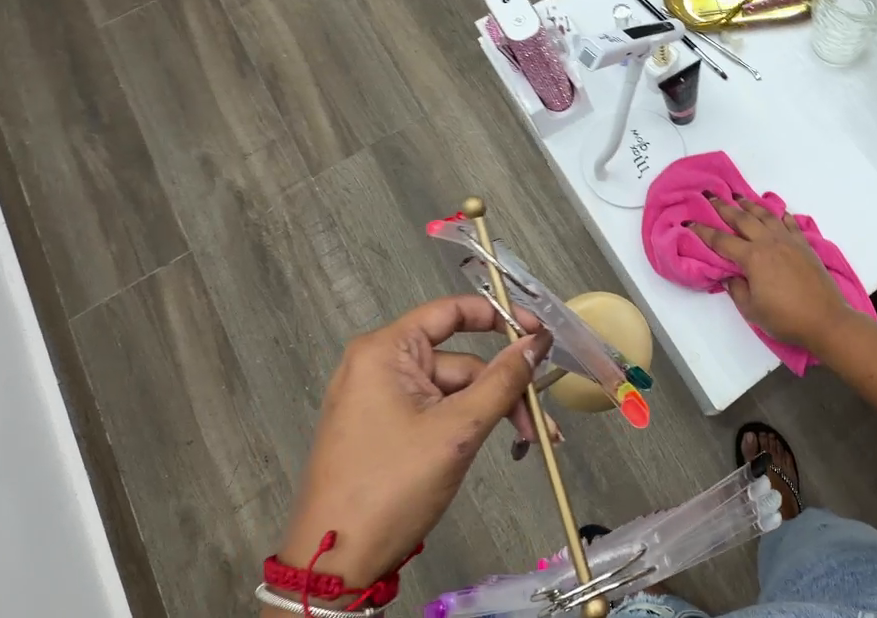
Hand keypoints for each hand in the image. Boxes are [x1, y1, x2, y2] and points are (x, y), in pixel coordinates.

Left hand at [275, 296, 552, 592]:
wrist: (336, 565)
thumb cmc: (390, 487)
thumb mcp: (457, 430)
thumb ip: (504, 379)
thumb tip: (538, 341)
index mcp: (385, 351)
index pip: (452, 311)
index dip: (500, 316)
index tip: (538, 333)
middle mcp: (379, 365)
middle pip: (460, 360)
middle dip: (503, 387)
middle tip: (540, 416)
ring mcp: (380, 399)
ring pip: (453, 390)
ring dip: (491, 411)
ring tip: (528, 440)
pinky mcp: (384, 428)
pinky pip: (437, 411)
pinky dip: (467, 424)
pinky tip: (494, 444)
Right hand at [689, 191, 853, 352]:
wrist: (825, 319)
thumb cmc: (785, 318)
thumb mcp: (751, 309)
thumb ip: (736, 289)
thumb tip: (729, 275)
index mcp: (753, 258)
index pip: (722, 241)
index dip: (704, 232)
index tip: (690, 223)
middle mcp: (769, 242)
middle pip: (742, 219)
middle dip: (724, 207)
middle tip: (710, 196)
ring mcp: (789, 241)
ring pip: (766, 216)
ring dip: (750, 205)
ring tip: (739, 197)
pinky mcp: (804, 246)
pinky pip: (790, 223)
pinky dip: (781, 215)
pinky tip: (777, 212)